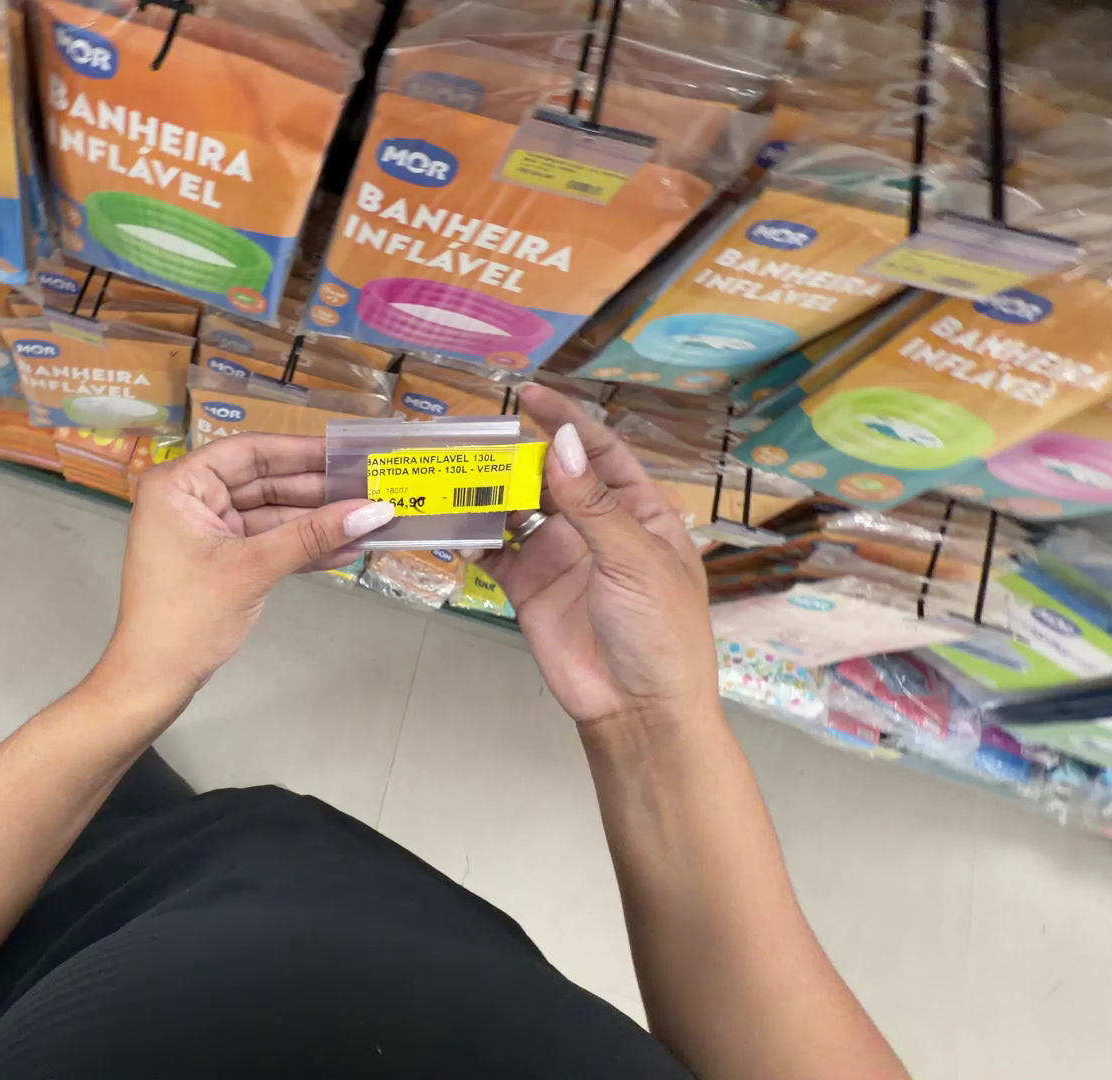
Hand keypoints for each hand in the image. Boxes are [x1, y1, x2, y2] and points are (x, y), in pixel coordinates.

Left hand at [97, 434, 396, 706]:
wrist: (155, 678)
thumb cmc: (188, 616)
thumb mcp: (252, 568)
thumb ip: (311, 535)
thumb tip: (374, 510)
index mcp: (180, 485)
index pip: (248, 453)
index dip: (301, 452)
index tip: (346, 453)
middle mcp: (190, 499)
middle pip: (263, 483)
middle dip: (316, 491)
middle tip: (369, 487)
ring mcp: (205, 531)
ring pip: (269, 516)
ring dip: (315, 522)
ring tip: (368, 517)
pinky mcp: (219, 560)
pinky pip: (265, 544)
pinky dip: (300, 548)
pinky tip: (345, 547)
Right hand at [479, 385, 718, 738]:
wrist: (634, 706)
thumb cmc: (658, 630)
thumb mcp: (633, 561)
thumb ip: (593, 504)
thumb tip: (562, 444)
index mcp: (637, 512)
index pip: (599, 453)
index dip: (567, 422)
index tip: (530, 395)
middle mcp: (594, 526)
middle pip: (551, 476)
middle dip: (518, 456)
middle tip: (477, 442)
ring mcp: (557, 555)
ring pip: (517, 510)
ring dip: (490, 494)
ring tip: (456, 477)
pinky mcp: (526, 584)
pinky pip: (494, 552)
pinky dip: (472, 540)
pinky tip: (453, 530)